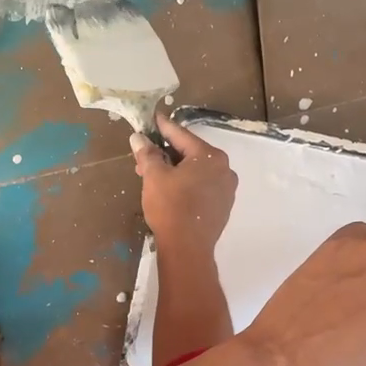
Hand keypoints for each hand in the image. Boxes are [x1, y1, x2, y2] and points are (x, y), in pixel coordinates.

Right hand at [131, 113, 235, 255]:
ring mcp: (227, 188)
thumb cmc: (171, 207)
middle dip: (166, 154)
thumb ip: (147, 154)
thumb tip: (138, 138)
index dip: (163, 127)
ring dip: (175, 171)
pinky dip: (187, 184)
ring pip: (196, 171)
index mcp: (210, 156)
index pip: (181, 135)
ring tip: (154, 178)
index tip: (153, 118)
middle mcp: (225, 168)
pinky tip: (171, 192)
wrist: (188, 248)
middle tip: (144, 158)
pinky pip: (202, 187)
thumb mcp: (154, 176)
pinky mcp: (223, 206)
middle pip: (190, 154)